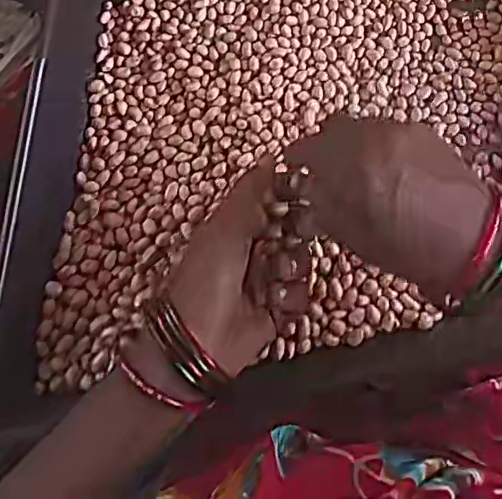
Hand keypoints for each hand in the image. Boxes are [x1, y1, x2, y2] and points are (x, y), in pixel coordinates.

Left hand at [155, 161, 308, 380]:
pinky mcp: (279, 309)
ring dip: (291, 268)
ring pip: (302, 259)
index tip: (303, 190)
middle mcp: (256, 246)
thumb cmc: (205, 277)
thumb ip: (251, 191)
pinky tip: (274, 303)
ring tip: (272, 281)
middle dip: (297, 231)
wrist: (197, 345)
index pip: (274, 197)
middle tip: (289, 236)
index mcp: (239, 222)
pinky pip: (302, 293)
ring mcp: (268, 277)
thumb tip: (271, 156)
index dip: (290, 193)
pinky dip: (291, 298)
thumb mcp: (226, 226)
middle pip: (294, 226)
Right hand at [285, 116, 493, 299]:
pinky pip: (387, 131)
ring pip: (361, 127)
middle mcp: (373, 137)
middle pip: (332, 129)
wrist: (475, 239)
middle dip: (324, 148)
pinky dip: (380, 146)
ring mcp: (399, 129)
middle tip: (326, 172)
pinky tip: (390, 170)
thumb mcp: (356, 237)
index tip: (294, 170)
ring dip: (353, 145)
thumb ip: (325, 207)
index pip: (307, 148)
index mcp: (352, 165)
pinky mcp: (420, 129)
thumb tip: (309, 191)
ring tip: (363, 174)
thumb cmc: (411, 249)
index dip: (296, 160)